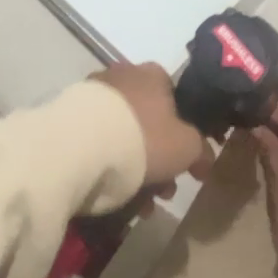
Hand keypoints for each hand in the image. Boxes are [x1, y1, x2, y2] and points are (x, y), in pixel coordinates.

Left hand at [93, 63, 213, 192]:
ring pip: (124, 134)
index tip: (184, 164)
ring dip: (136, 167)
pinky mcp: (71, 114)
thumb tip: (205, 159)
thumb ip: (201, 150)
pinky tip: (113, 193)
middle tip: (163, 191)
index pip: (175, 100)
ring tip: (139, 203)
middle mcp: (124, 74)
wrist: (83, 143)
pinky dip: (109, 164)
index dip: (183, 134)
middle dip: (159, 159)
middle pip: (149, 121)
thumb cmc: (144, 138)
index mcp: (154, 74)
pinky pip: (99, 141)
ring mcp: (95, 93)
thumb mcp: (186, 147)